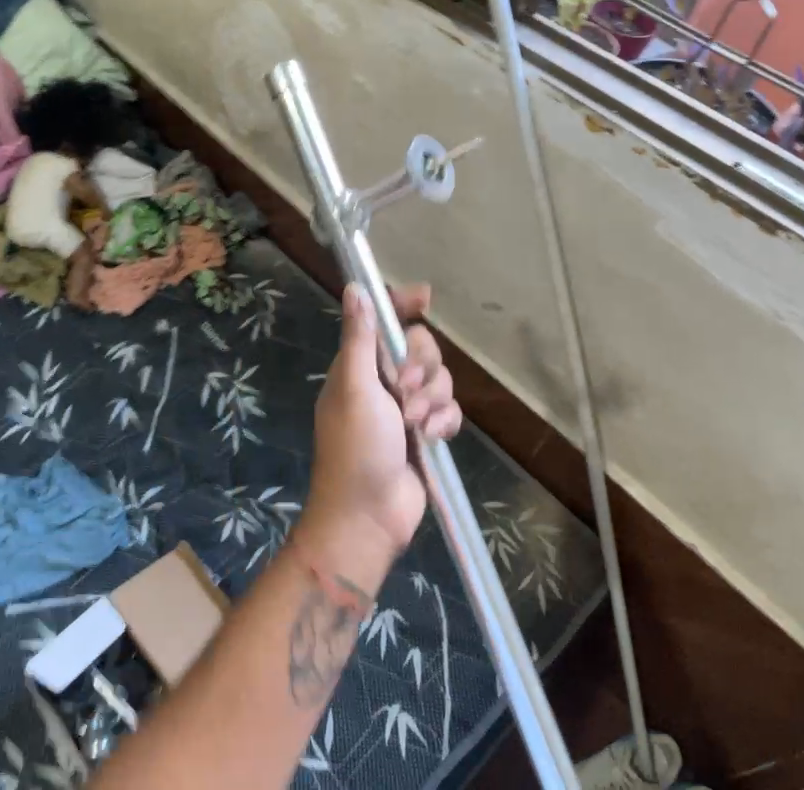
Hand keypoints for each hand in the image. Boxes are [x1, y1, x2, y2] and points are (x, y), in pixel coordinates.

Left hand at [306, 284, 462, 565]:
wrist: (369, 516)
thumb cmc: (355, 449)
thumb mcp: (354, 389)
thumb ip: (360, 339)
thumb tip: (354, 288)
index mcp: (358, 368)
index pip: (381, 322)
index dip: (401, 305)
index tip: (424, 298)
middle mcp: (381, 384)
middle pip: (421, 350)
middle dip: (422, 369)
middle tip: (405, 393)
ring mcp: (405, 410)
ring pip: (440, 380)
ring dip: (433, 400)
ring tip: (416, 426)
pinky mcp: (425, 434)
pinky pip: (449, 411)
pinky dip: (445, 422)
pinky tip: (433, 439)